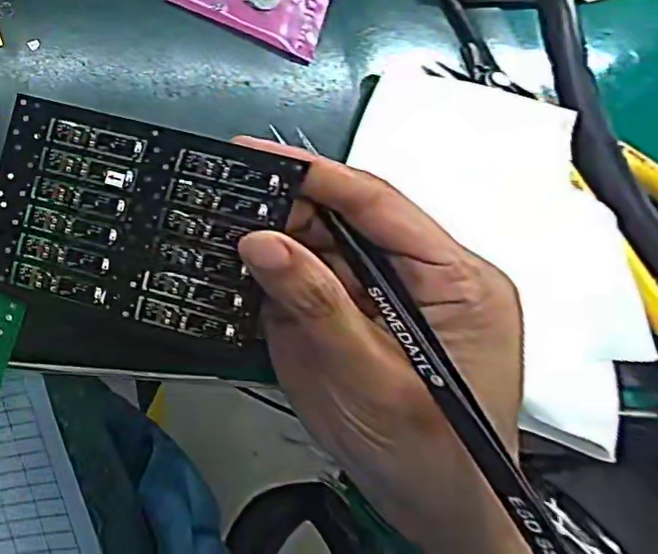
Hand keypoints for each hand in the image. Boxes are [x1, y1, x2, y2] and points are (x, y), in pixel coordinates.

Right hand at [233, 139, 527, 553]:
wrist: (420, 503)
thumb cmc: (430, 450)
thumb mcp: (372, 376)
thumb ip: (317, 304)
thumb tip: (260, 240)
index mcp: (451, 279)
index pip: (377, 203)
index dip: (312, 172)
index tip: (250, 154)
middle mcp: (405, 271)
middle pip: (331, 211)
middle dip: (273, 199)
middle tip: (213, 187)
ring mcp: (360, 285)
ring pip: (298, 232)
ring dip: (255, 225)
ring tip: (206, 213)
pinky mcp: (323, 299)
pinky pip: (280, 261)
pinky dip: (247, 255)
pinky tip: (217, 248)